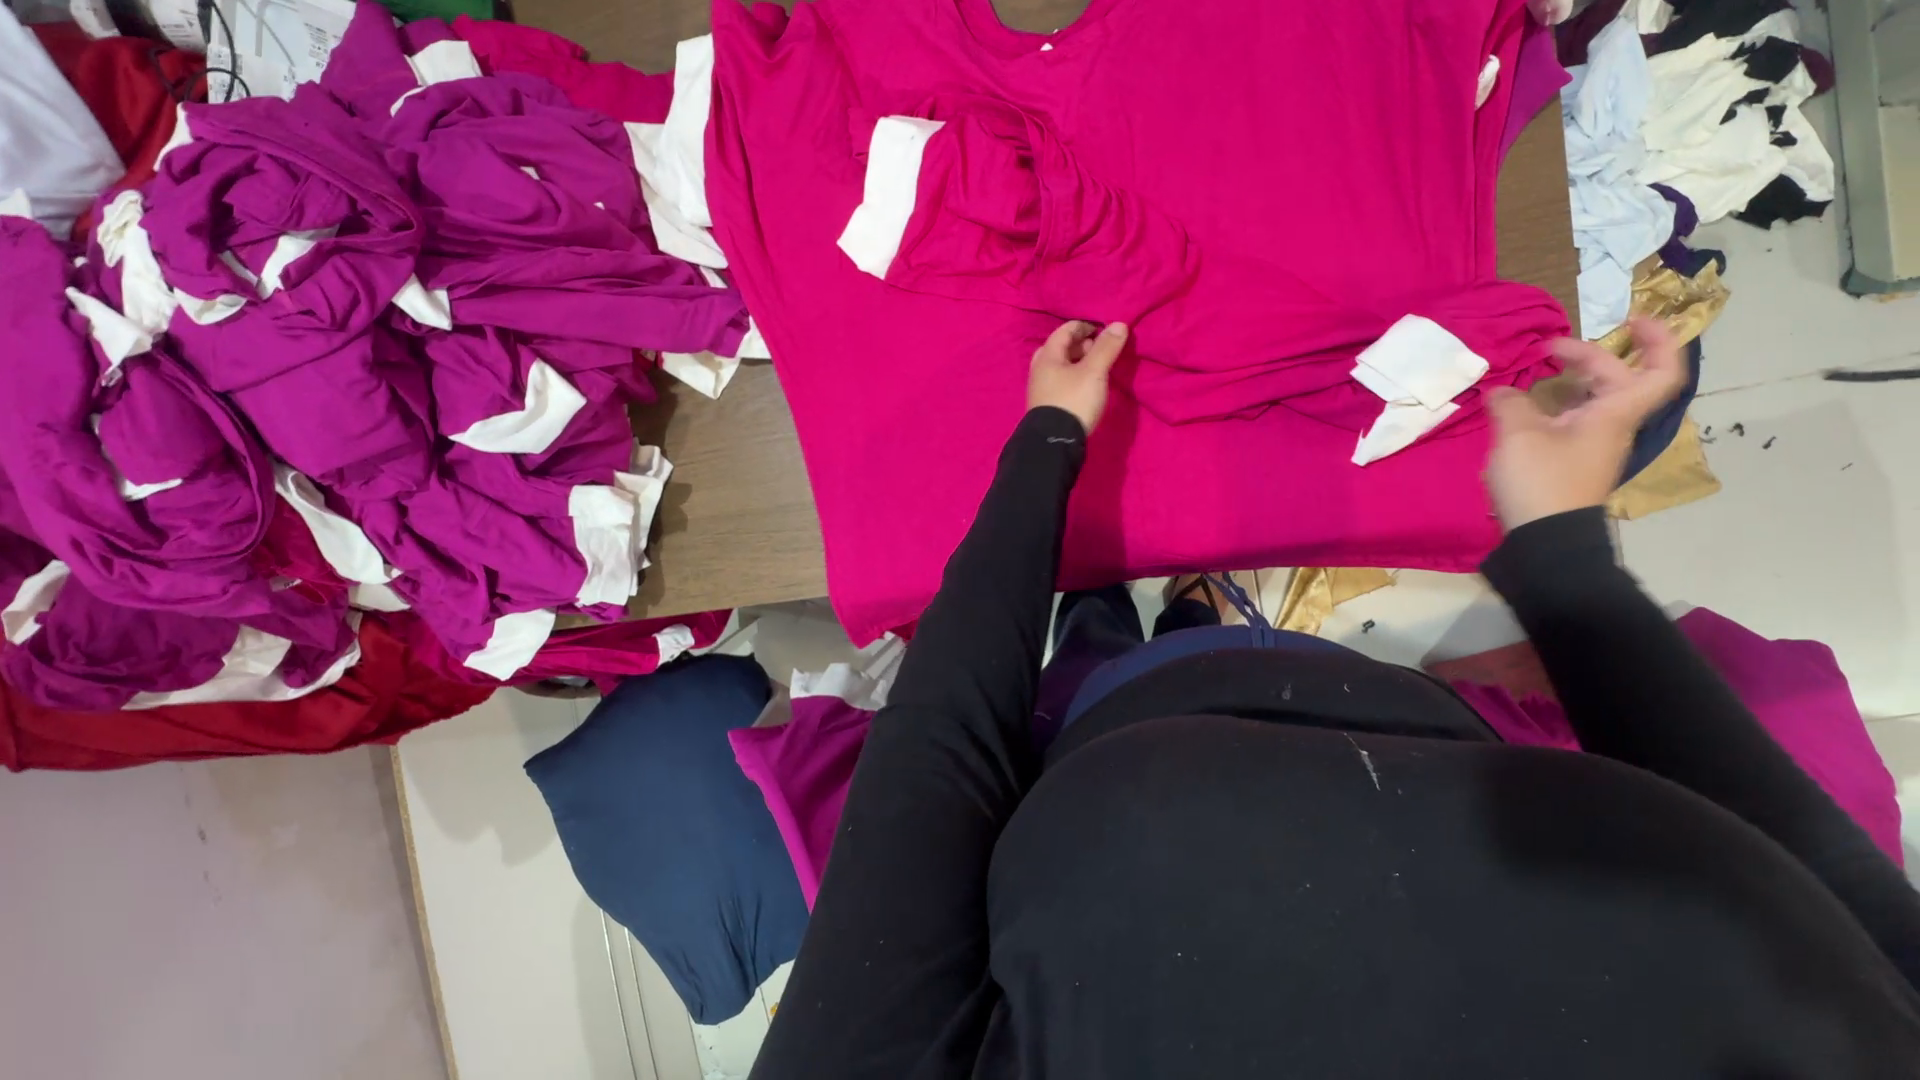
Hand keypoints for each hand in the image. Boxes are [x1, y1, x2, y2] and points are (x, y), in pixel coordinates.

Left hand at [1028, 320, 1127, 434]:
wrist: (1054, 443)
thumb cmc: (1073, 401)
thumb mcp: (1093, 372)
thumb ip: (1106, 348)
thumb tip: (1119, 324)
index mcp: (1047, 356)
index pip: (1065, 330)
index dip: (1086, 326)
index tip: (1104, 331)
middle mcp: (1040, 369)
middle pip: (1061, 348)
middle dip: (1082, 345)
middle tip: (1100, 350)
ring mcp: (1041, 389)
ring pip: (1061, 366)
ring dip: (1079, 362)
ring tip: (1097, 368)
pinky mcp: (1047, 405)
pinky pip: (1061, 382)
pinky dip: (1075, 377)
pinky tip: (1087, 386)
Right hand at [1484, 317, 1687, 530]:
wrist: (1545, 540)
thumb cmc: (1541, 481)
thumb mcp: (1518, 435)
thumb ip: (1510, 404)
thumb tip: (1503, 391)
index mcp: (1614, 414)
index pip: (1661, 370)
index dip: (1657, 340)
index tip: (1631, 320)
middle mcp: (1612, 427)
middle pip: (1616, 381)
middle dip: (1586, 358)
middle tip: (1546, 351)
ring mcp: (1592, 448)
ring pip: (1592, 403)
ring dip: (1567, 384)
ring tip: (1532, 378)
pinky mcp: (1572, 464)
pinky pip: (1572, 424)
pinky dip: (1553, 408)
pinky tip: (1523, 412)